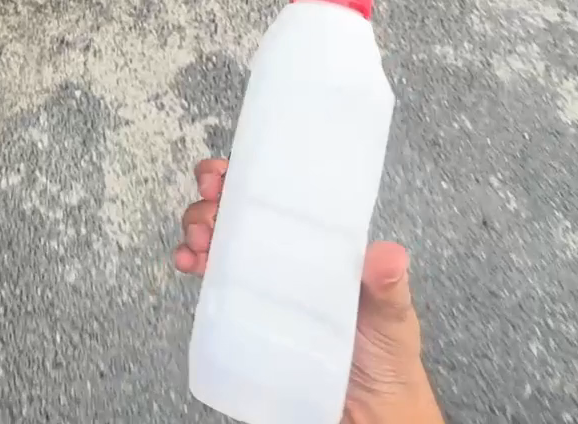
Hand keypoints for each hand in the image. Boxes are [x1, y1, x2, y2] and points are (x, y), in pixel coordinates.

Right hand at [173, 158, 444, 423]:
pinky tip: (185, 263)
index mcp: (310, 240)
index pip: (270, 195)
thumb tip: (390, 252)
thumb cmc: (386, 357)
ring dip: (195, 228)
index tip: (221, 178)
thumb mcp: (391, 318)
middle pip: (232, 209)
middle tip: (208, 216)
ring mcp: (255, 276)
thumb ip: (386, 288)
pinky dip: (188, 259)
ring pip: (213, 234)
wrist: (369, 413)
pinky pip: (207, 273)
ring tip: (196, 244)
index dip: (239, 178)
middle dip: (209, 202)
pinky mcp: (240, 304)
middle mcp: (278, 250)